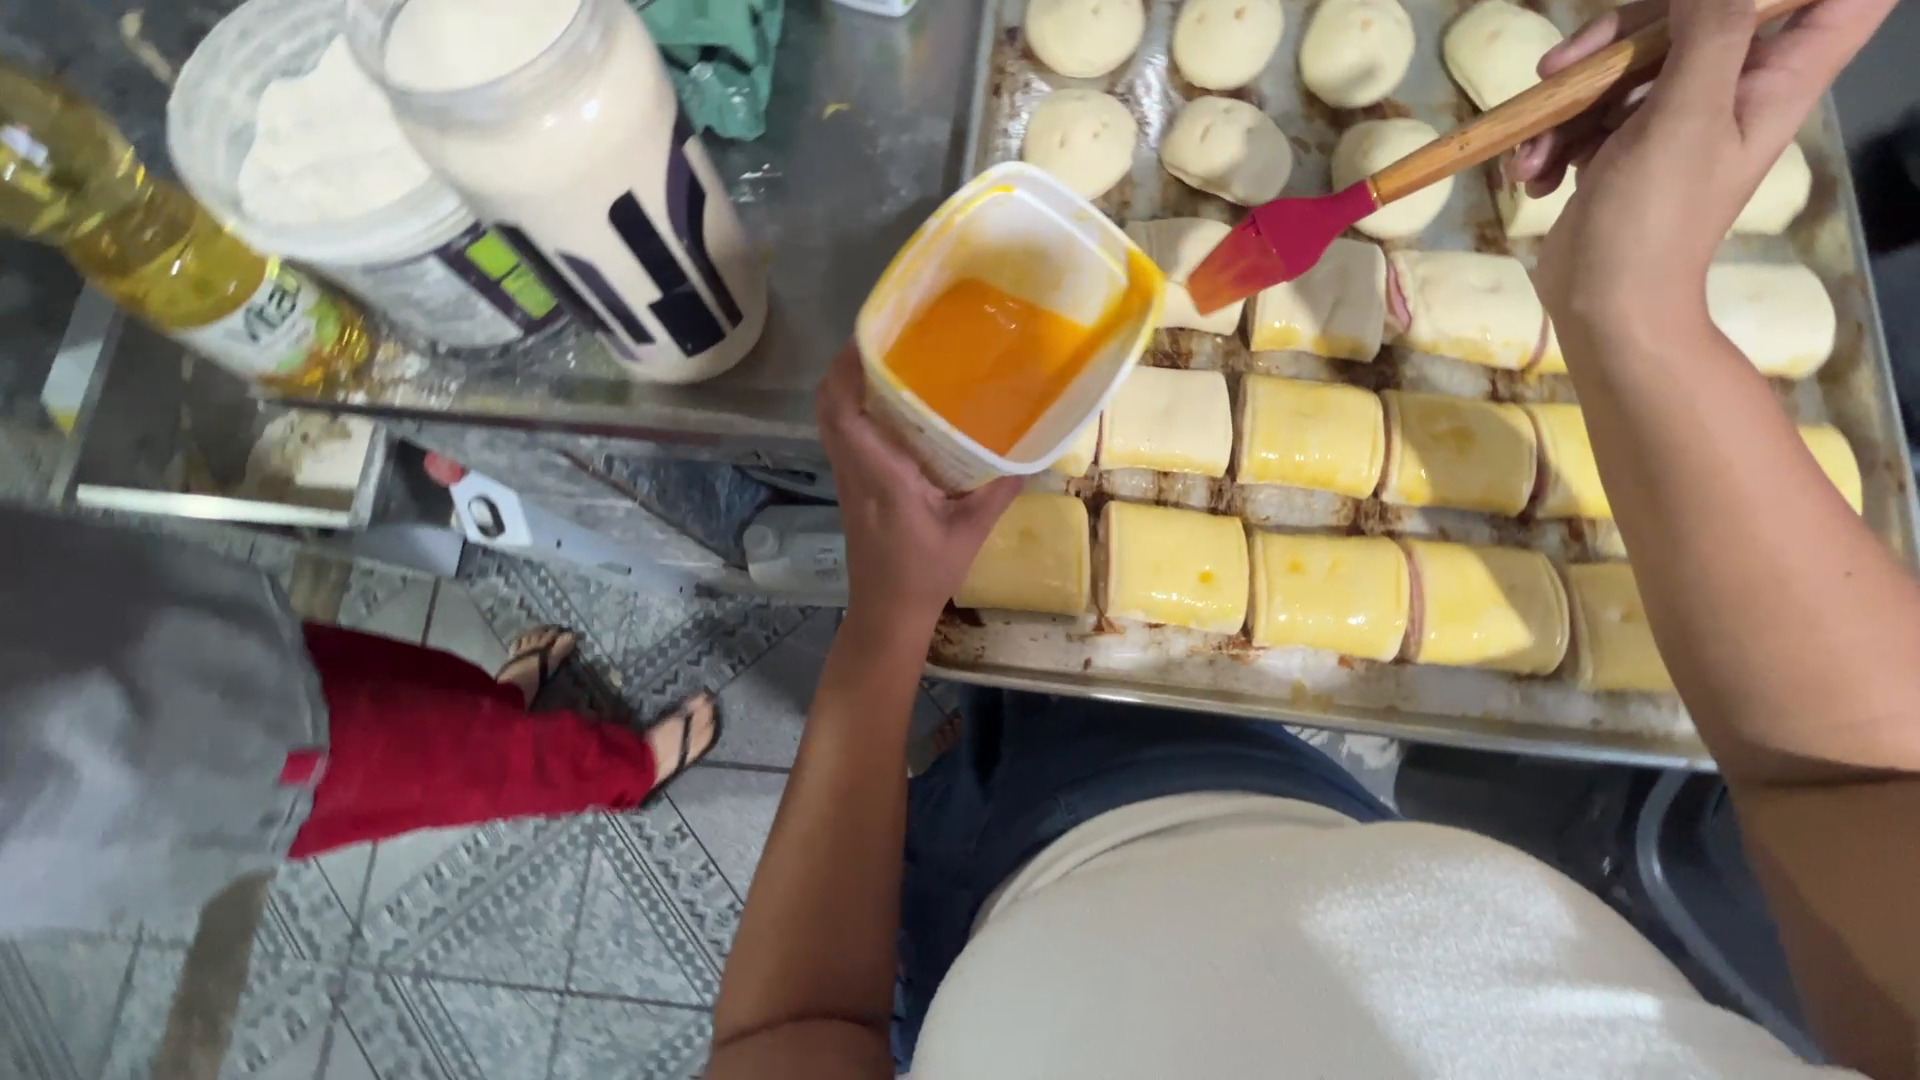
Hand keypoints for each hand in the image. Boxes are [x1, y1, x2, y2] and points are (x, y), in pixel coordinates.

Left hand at [815, 345, 1021, 637]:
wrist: (887, 611)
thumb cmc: (925, 573)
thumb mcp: (970, 532)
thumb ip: (998, 491)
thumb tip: (1030, 455)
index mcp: (880, 476)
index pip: (844, 412)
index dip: (846, 369)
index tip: (871, 337)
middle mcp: (853, 471)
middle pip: (827, 407)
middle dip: (844, 368)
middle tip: (881, 342)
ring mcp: (845, 479)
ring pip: (830, 421)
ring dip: (846, 387)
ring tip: (884, 365)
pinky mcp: (848, 488)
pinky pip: (840, 436)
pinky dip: (852, 411)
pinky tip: (887, 409)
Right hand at [1507, 0, 1894, 339]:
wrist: (1603, 303)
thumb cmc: (1653, 220)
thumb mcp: (1683, 120)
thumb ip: (1709, 34)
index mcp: (1778, 74)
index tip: (1710, 6)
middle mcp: (1731, 88)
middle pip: (1694, 17)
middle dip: (1620, 38)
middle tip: (1564, 64)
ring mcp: (1670, 122)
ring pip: (1624, 71)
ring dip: (1564, 108)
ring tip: (1533, 153)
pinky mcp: (1618, 152)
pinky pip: (1586, 119)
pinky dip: (1553, 144)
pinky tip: (1535, 176)